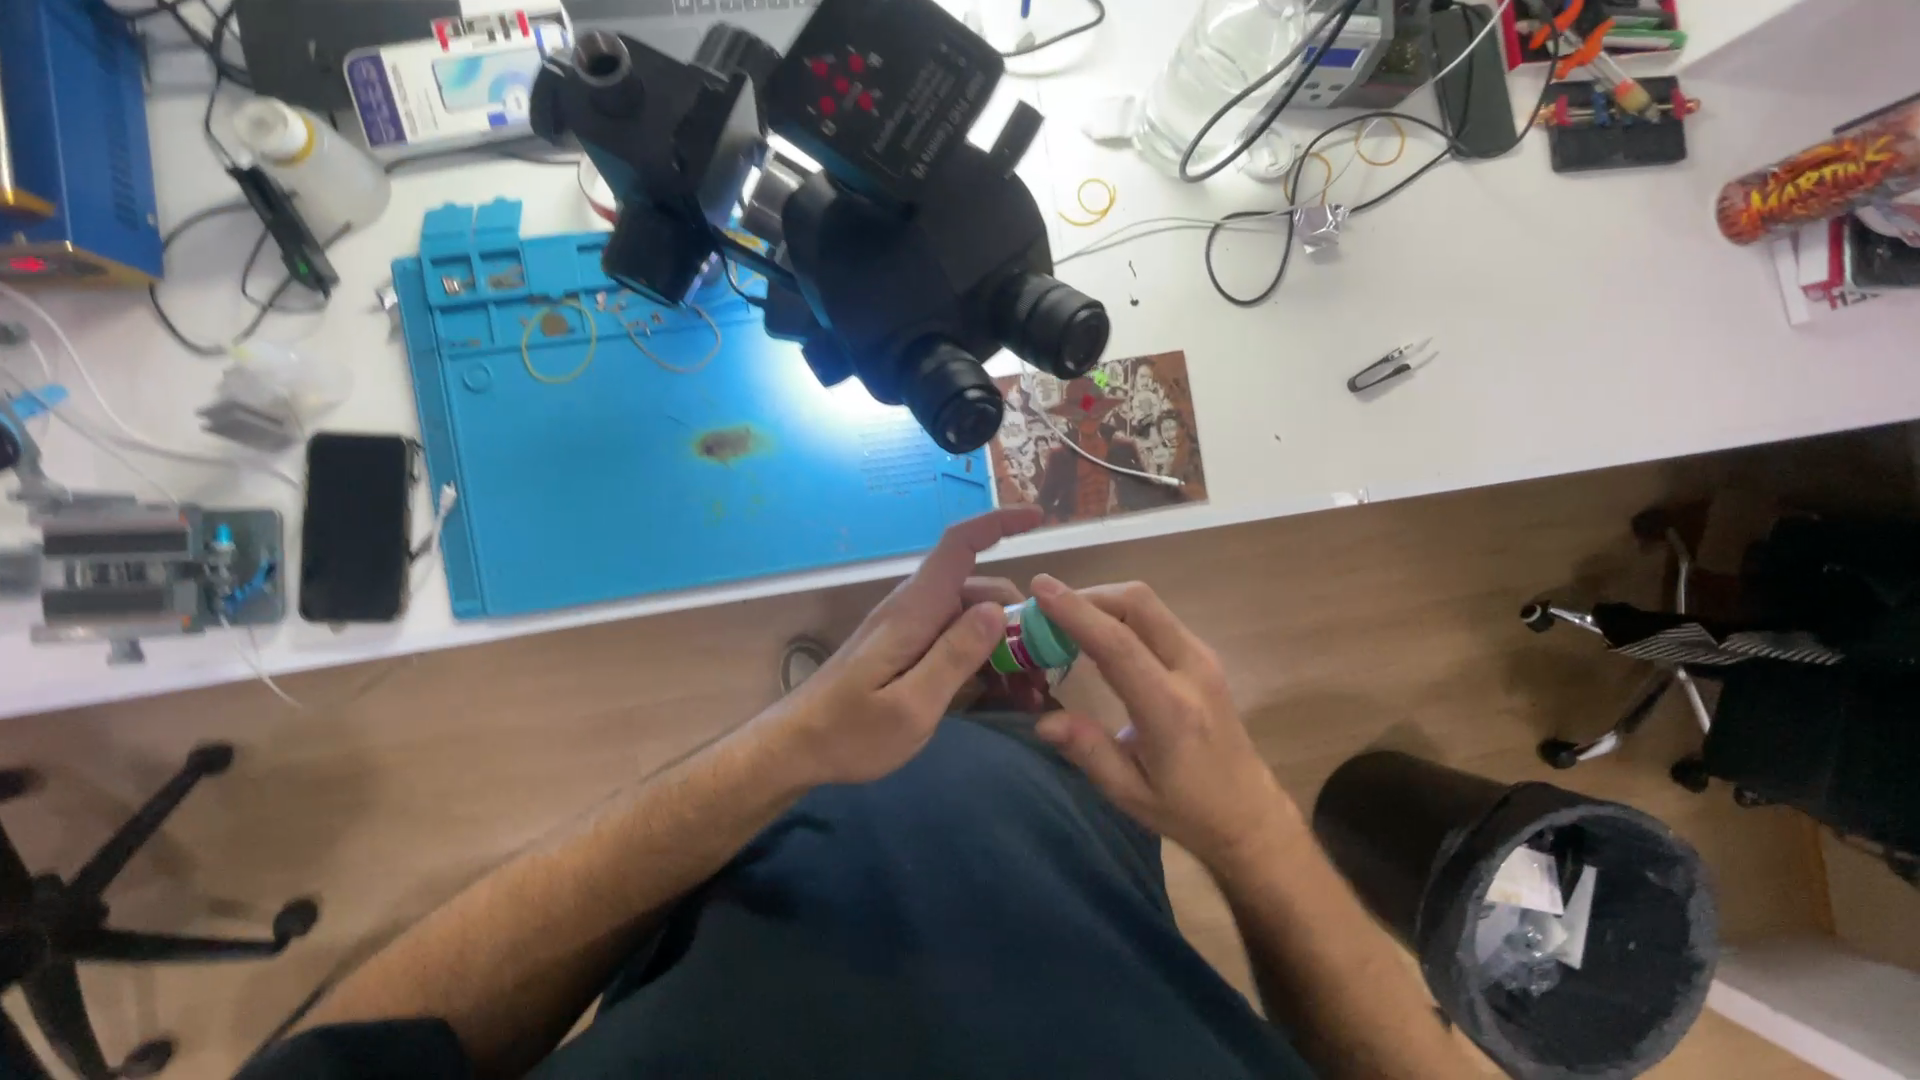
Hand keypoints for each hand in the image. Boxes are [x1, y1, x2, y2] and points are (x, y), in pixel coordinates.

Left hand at [765, 507, 1042, 786]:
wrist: (796, 748)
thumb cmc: (849, 732)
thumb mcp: (911, 706)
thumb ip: (954, 657)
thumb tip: (996, 611)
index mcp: (915, 611)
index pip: (959, 545)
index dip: (999, 523)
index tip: (1039, 518)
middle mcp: (914, 609)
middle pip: (979, 590)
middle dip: (1020, 620)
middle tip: (1046, 670)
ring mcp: (910, 629)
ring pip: (971, 618)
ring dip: (1005, 647)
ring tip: (1029, 693)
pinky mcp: (907, 649)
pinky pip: (955, 640)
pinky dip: (983, 659)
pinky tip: (1001, 694)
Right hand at [1029, 576, 1300, 874]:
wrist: (1248, 810)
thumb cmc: (1186, 808)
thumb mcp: (1129, 793)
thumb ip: (1088, 751)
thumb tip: (1042, 721)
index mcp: (1169, 709)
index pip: (1117, 644)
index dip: (1076, 612)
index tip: (1040, 588)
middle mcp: (1191, 670)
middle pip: (1138, 603)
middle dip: (1089, 596)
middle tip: (1047, 610)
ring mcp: (1202, 658)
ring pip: (1148, 604)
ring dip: (1104, 602)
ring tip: (1064, 622)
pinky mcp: (1203, 656)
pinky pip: (1156, 618)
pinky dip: (1120, 614)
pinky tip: (1098, 635)